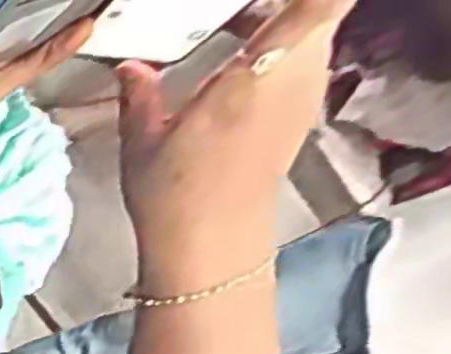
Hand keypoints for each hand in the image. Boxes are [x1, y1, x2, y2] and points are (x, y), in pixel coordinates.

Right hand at [117, 0, 355, 293]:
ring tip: (230, 36)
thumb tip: (130, 69)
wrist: (209, 234)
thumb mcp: (141, 144)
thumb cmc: (173, 192)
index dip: (299, 0)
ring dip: (278, 24)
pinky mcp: (306, 103)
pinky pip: (305, 55)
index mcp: (257, 69)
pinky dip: (279, 51)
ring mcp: (308, 85)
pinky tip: (237, 74)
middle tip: (227, 20)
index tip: (249, 11)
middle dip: (273, 9)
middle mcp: (298, 68)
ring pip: (313, 27)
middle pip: (315, 7)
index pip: (320, 1)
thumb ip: (140, 97)